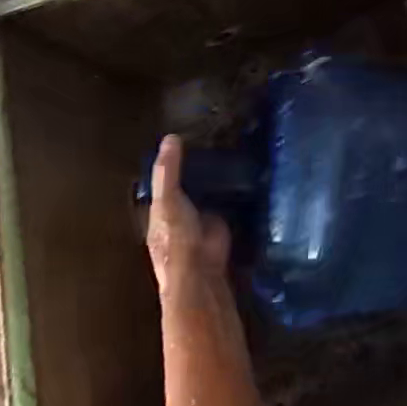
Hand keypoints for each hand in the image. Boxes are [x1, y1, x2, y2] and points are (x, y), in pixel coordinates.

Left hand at [146, 135, 231, 294]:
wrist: (202, 269)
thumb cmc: (176, 235)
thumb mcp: (166, 199)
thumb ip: (168, 171)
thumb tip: (171, 136)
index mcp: (160, 208)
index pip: (165, 179)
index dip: (173, 160)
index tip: (187, 136)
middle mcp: (180, 211)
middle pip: (188, 183)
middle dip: (198, 166)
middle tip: (216, 137)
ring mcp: (202, 216)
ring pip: (208, 190)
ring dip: (218, 176)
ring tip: (234, 146)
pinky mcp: (224, 221)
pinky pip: (228, 200)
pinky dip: (235, 188)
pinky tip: (246, 169)